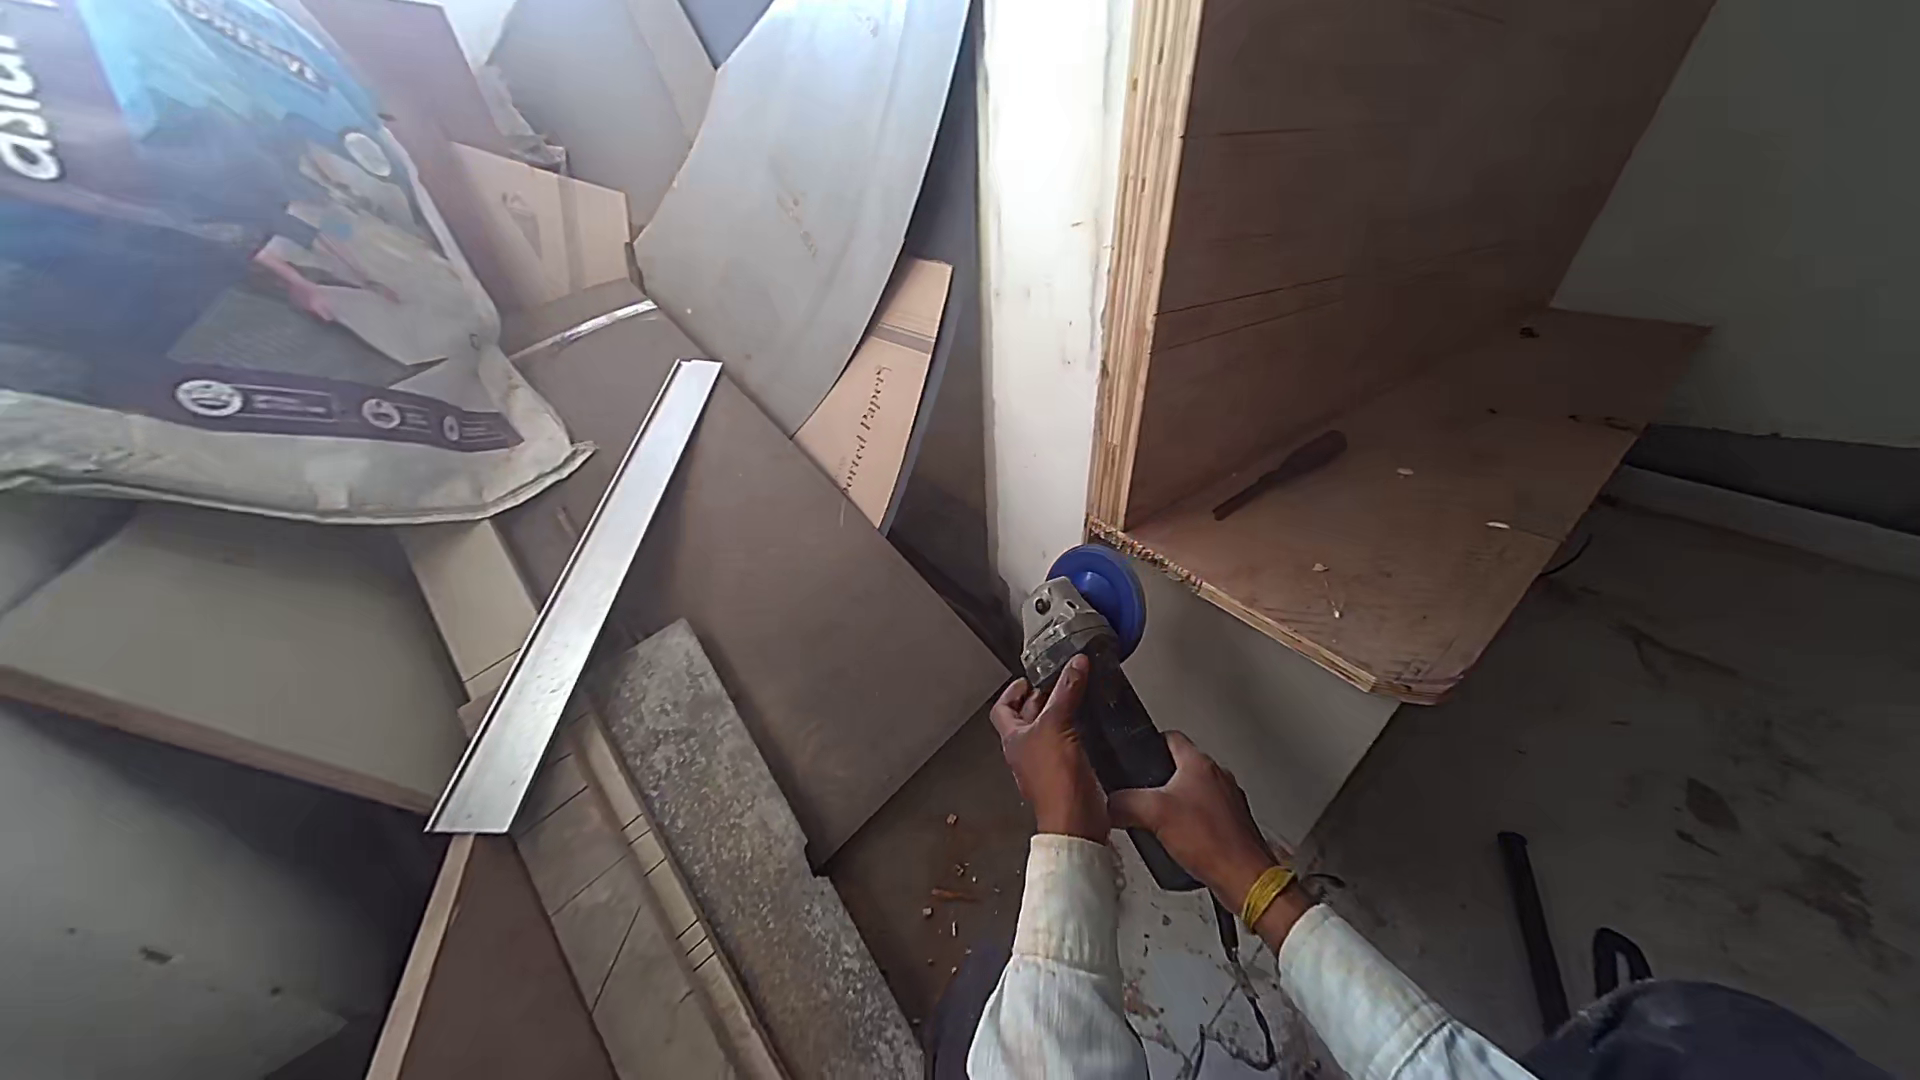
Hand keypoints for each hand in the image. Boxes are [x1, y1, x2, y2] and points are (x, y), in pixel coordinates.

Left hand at [990, 655, 1107, 840]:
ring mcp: (1046, 763)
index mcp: (1014, 739)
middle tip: (1057, 682)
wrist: (1076, 821)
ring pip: (1049, 730)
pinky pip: (1068, 745)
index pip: (1003, 709)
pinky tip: (1089, 724)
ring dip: (1060, 712)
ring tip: (1075, 696)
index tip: (1026, 679)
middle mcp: (1027, 751)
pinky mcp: (1068, 772)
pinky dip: (1076, 730)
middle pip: (1027, 718)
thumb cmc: (1055, 783)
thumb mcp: (1057, 725)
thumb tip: (1075, 665)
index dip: (1012, 692)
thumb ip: (1066, 692)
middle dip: (1040, 698)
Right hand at [1107, 732, 1285, 915]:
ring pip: (1196, 791)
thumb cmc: (1212, 842)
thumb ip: (1124, 803)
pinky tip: (1183, 840)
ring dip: (1179, 802)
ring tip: (1163, 819)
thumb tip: (1110, 804)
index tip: (1140, 752)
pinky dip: (1194, 824)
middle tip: (1146, 790)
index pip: (1171, 737)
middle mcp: (1218, 777)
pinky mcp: (1234, 824)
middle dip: (1162, 778)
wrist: (1245, 879)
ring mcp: (1230, 801)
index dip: (1150, 742)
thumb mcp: (1153, 814)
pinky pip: (1208, 815)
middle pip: (1182, 766)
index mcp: (1200, 763)